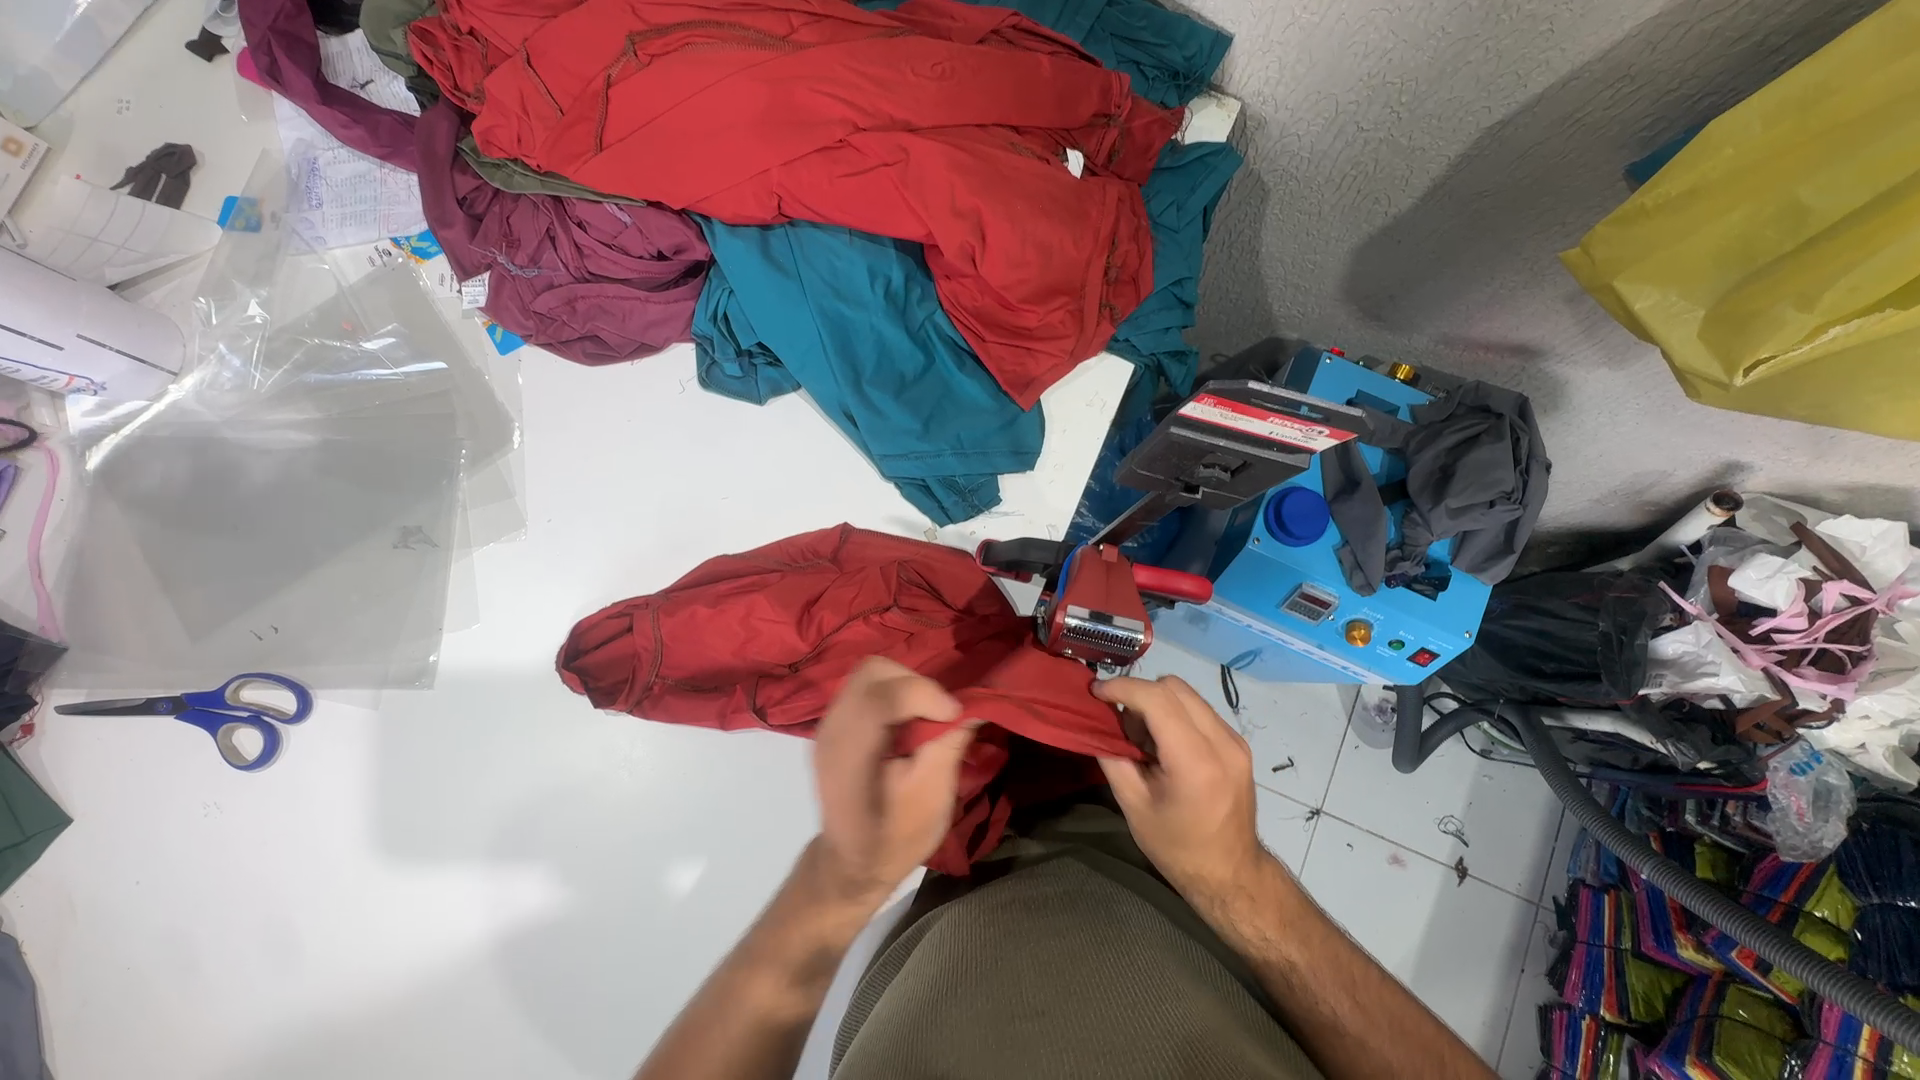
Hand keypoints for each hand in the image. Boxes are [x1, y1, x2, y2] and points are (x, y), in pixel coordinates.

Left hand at [811, 657, 978, 907]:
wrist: (852, 862)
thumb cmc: (894, 838)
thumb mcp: (932, 799)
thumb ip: (948, 746)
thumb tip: (971, 706)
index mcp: (850, 754)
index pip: (882, 697)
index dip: (925, 694)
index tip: (954, 715)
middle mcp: (832, 728)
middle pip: (874, 671)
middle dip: (915, 683)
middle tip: (939, 714)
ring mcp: (828, 722)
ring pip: (870, 672)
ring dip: (906, 685)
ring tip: (926, 718)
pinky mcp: (836, 721)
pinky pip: (867, 686)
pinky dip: (895, 692)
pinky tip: (908, 723)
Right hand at [1095, 675, 1271, 898]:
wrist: (1230, 873)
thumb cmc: (1177, 847)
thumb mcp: (1133, 806)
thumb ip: (1113, 757)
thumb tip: (1098, 723)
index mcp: (1195, 762)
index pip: (1157, 698)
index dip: (1122, 688)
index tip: (1096, 692)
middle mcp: (1222, 742)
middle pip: (1173, 687)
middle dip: (1139, 695)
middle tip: (1122, 726)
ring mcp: (1235, 741)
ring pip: (1187, 695)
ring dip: (1158, 704)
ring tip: (1144, 740)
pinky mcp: (1239, 744)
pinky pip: (1200, 710)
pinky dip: (1175, 715)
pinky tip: (1166, 747)